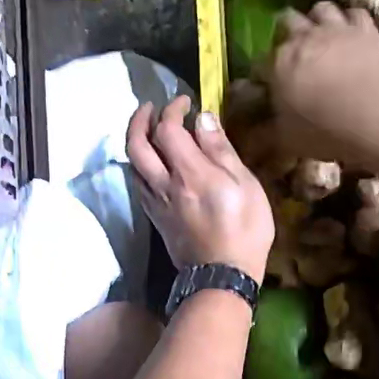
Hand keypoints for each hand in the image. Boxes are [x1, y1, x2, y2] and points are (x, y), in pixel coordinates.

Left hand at [127, 96, 273, 281]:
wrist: (222, 276)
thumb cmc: (244, 230)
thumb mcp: (245, 185)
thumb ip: (220, 150)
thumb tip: (202, 118)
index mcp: (189, 172)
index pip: (167, 129)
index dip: (172, 109)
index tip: (185, 101)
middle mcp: (164, 184)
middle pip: (137, 145)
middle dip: (140, 120)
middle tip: (152, 107)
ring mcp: (156, 203)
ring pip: (133, 165)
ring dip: (136, 142)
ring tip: (150, 131)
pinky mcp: (156, 218)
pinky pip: (139, 184)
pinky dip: (141, 166)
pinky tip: (152, 164)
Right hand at [262, 2, 378, 157]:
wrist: (375, 117)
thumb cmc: (324, 130)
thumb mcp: (286, 140)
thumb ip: (265, 133)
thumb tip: (253, 135)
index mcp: (278, 64)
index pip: (260, 62)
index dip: (262, 73)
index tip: (267, 86)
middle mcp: (303, 38)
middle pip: (287, 21)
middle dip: (285, 33)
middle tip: (292, 51)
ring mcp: (336, 29)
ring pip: (321, 9)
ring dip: (317, 18)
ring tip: (320, 33)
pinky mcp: (366, 30)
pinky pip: (355, 13)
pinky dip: (350, 19)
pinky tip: (351, 31)